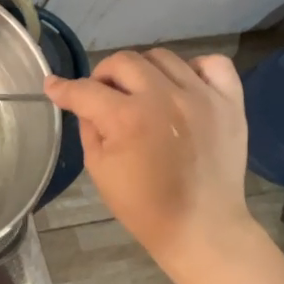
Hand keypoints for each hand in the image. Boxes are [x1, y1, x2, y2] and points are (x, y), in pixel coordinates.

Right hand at [44, 49, 254, 265]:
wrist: (201, 226)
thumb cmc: (143, 205)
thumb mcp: (99, 168)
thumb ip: (89, 127)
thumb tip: (85, 103)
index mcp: (127, 118)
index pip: (85, 90)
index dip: (63, 88)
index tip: (53, 87)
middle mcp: (165, 97)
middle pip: (123, 62)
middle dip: (103, 76)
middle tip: (103, 96)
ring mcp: (202, 96)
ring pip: (162, 57)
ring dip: (143, 71)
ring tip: (142, 92)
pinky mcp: (230, 102)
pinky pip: (212, 64)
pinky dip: (193, 69)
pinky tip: (182, 87)